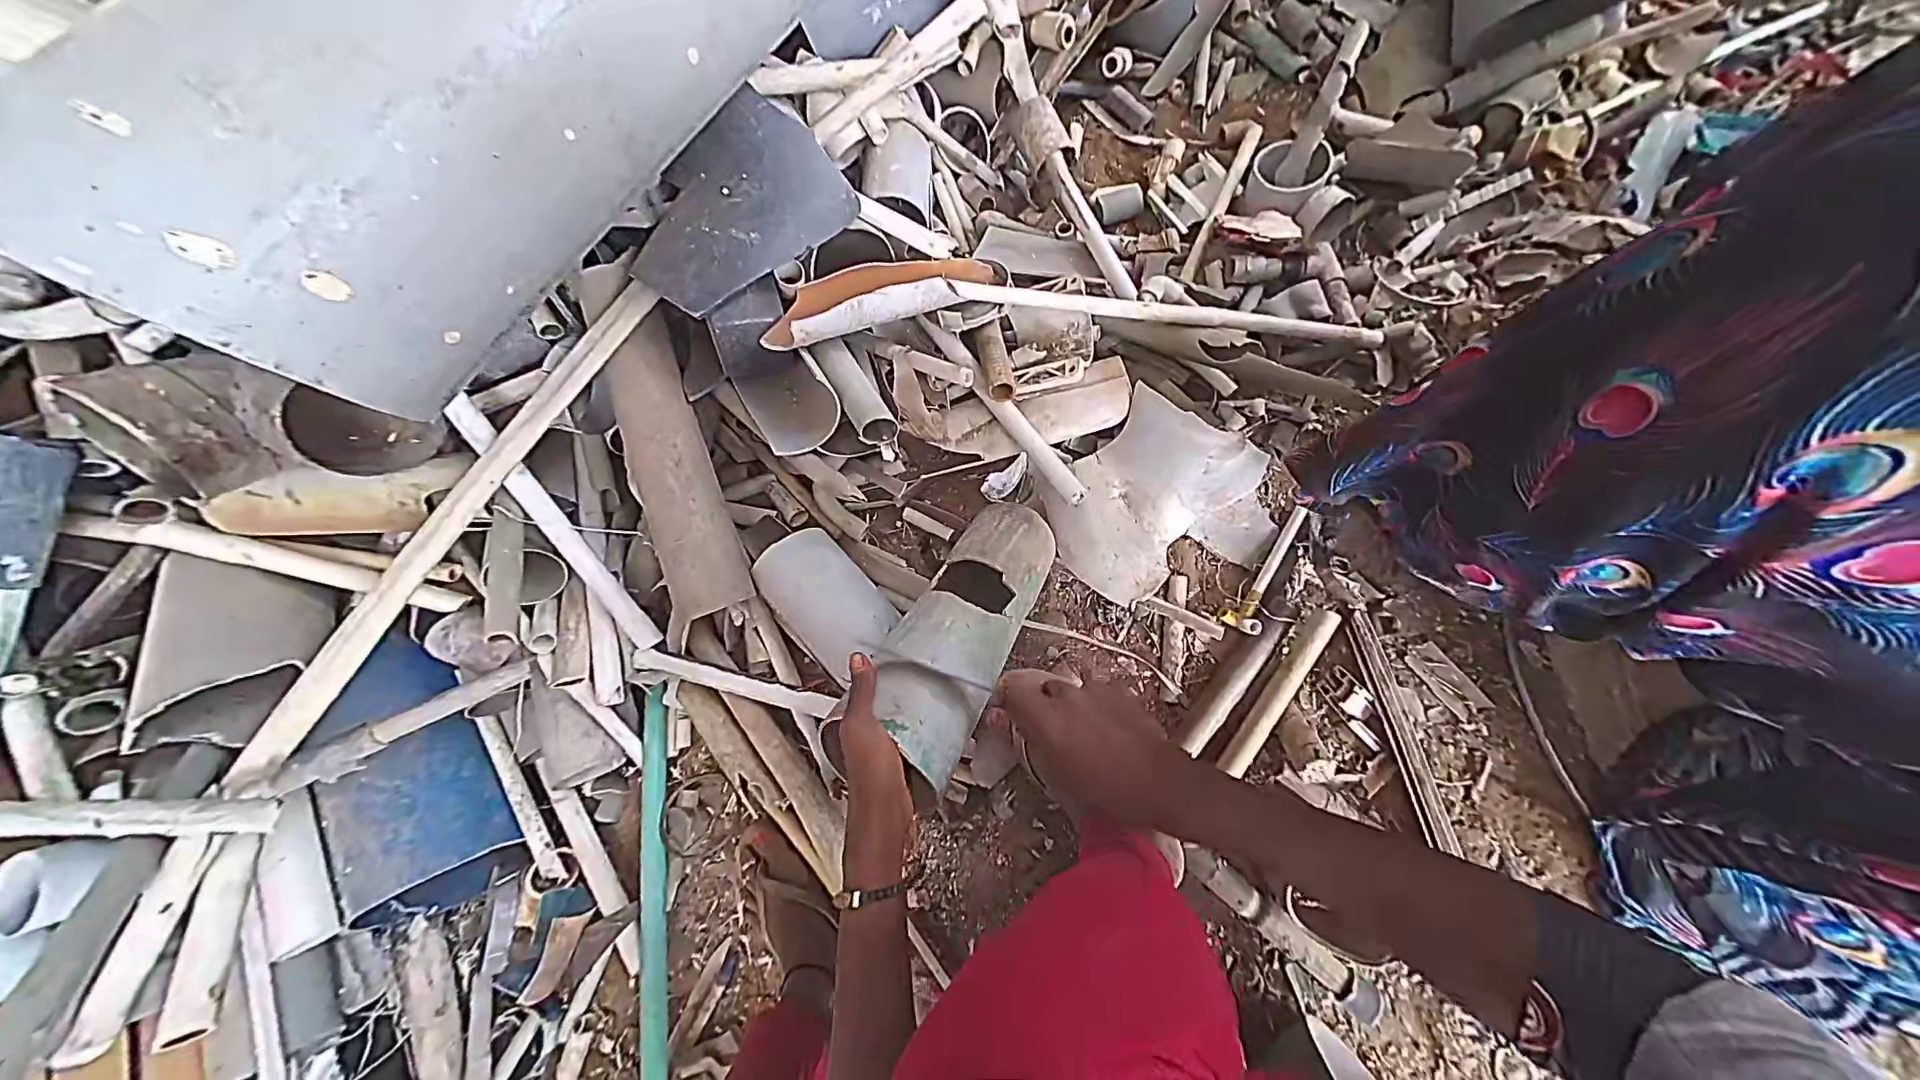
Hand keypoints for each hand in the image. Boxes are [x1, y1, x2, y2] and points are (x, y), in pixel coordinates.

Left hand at [838, 653, 912, 885]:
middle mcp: (863, 743)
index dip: (870, 681)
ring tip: (927, 701)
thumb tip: (857, 660)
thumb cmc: (870, 776)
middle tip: (913, 681)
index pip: (858, 697)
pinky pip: (912, 745)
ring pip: (897, 729)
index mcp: (850, 730)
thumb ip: (861, 693)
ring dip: (909, 717)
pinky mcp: (902, 769)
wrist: (888, 819)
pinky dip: (921, 737)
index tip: (887, 665)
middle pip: (880, 712)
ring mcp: (883, 757)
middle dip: (894, 698)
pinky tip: (934, 732)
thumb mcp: (862, 725)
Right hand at [989, 669, 1184, 827]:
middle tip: (1051, 731)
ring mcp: (1097, 689)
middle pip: (1043, 686)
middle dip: (1043, 703)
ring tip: (1083, 730)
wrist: (1160, 782)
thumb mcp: (1058, 771)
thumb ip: (1029, 738)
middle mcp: (1069, 695)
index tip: (1010, 713)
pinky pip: (1098, 692)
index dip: (1009, 699)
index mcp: (1047, 716)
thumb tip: (1003, 719)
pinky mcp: (1120, 691)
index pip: (1013, 689)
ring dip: (1072, 703)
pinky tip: (1107, 727)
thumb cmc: (1107, 787)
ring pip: (1072, 688)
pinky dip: (1096, 704)